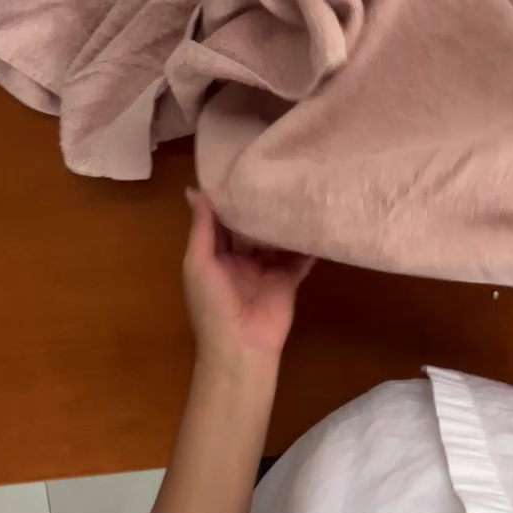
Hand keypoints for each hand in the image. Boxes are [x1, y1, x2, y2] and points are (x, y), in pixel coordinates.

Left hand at [182, 189, 313, 372]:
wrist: (241, 344)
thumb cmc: (212, 303)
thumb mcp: (198, 262)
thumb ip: (201, 228)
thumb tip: (195, 190)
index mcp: (214, 255)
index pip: (221, 221)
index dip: (228, 198)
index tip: (238, 168)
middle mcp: (240, 259)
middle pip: (250, 227)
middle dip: (259, 206)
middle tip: (274, 172)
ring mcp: (266, 270)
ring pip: (276, 239)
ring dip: (283, 221)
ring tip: (297, 189)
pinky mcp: (288, 280)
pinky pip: (299, 259)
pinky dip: (308, 243)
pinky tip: (317, 220)